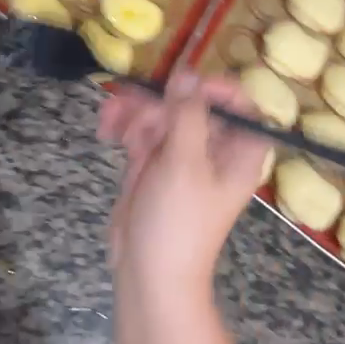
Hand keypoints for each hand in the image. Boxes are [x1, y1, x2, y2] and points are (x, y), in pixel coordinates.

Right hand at [99, 74, 266, 293]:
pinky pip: (138, 132)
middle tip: (128, 109)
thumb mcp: (183, 164)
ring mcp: (178, 156)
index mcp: (237, 151)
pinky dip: (122, 126)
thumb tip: (187, 73)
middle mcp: (211, 149)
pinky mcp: (150, 165)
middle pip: (187, 104)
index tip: (178, 83)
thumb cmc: (178, 221)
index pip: (238, 104)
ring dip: (131, 112)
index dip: (211, 88)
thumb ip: (186, 115)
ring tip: (109, 125)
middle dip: (154, 102)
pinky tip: (106, 132)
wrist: (149, 269)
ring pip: (158, 115)